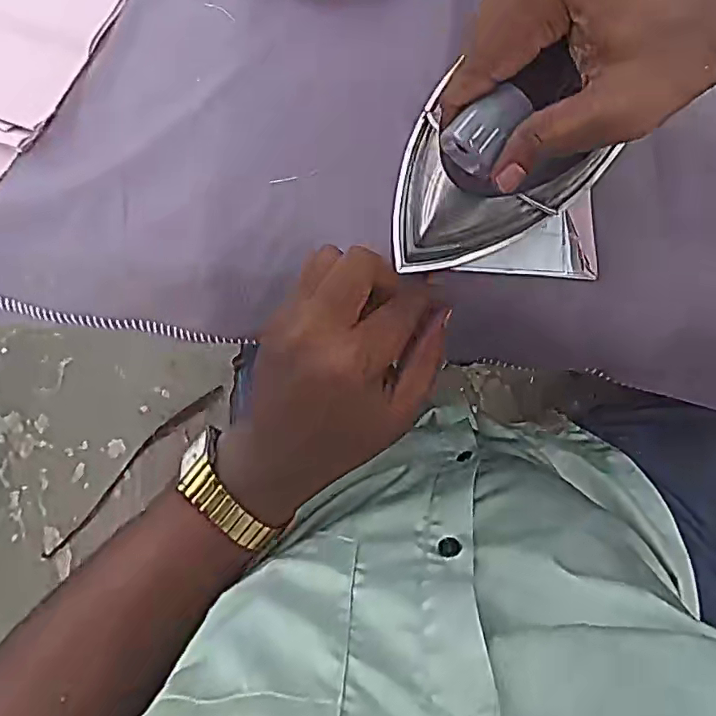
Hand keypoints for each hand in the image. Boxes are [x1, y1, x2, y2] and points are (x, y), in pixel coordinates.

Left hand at [214, 246, 449, 525]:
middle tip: (392, 305)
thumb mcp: (400, 412)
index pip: (402, 302)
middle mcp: (317, 330)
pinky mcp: (275, 317)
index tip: (433, 302)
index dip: (426, 297)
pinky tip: (339, 319)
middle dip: (387, 276)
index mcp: (353, 360)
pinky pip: (309, 276)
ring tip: (363, 308)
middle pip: (360, 261)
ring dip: (355, 275)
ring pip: (330, 257)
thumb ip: (427, 357)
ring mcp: (290, 319)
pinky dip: (332, 286)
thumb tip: (441, 310)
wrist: (274, 458)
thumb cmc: (343, 442)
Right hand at [439, 0, 715, 189]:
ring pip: (504, 13)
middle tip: (494, 128)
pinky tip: (540, 65)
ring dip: (506, 59)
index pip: (486, 48)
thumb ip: (549, 137)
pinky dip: (526, 35)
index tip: (452, 136)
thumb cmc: (686, 53)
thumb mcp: (617, 109)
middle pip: (489, 28)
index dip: (466, 99)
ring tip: (518, 102)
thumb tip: (500, 172)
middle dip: (488, 81)